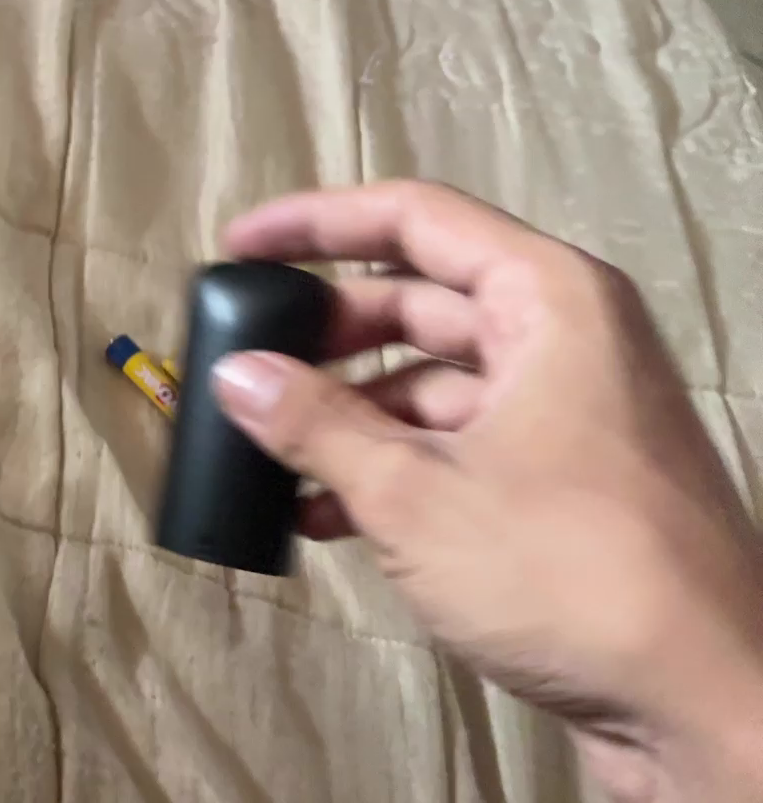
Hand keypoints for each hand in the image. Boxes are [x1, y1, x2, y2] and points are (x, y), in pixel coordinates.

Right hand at [210, 182, 762, 800]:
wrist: (715, 726)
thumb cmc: (569, 574)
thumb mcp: (410, 491)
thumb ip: (310, 422)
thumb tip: (230, 373)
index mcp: (546, 306)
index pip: (412, 218)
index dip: (313, 222)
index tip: (236, 246)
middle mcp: (552, 341)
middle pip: (407, 297)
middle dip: (316, 332)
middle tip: (245, 358)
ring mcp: (550, 408)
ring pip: (413, 372)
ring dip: (335, 408)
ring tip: (269, 446)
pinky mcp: (541, 470)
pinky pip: (435, 432)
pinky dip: (370, 457)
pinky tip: (315, 508)